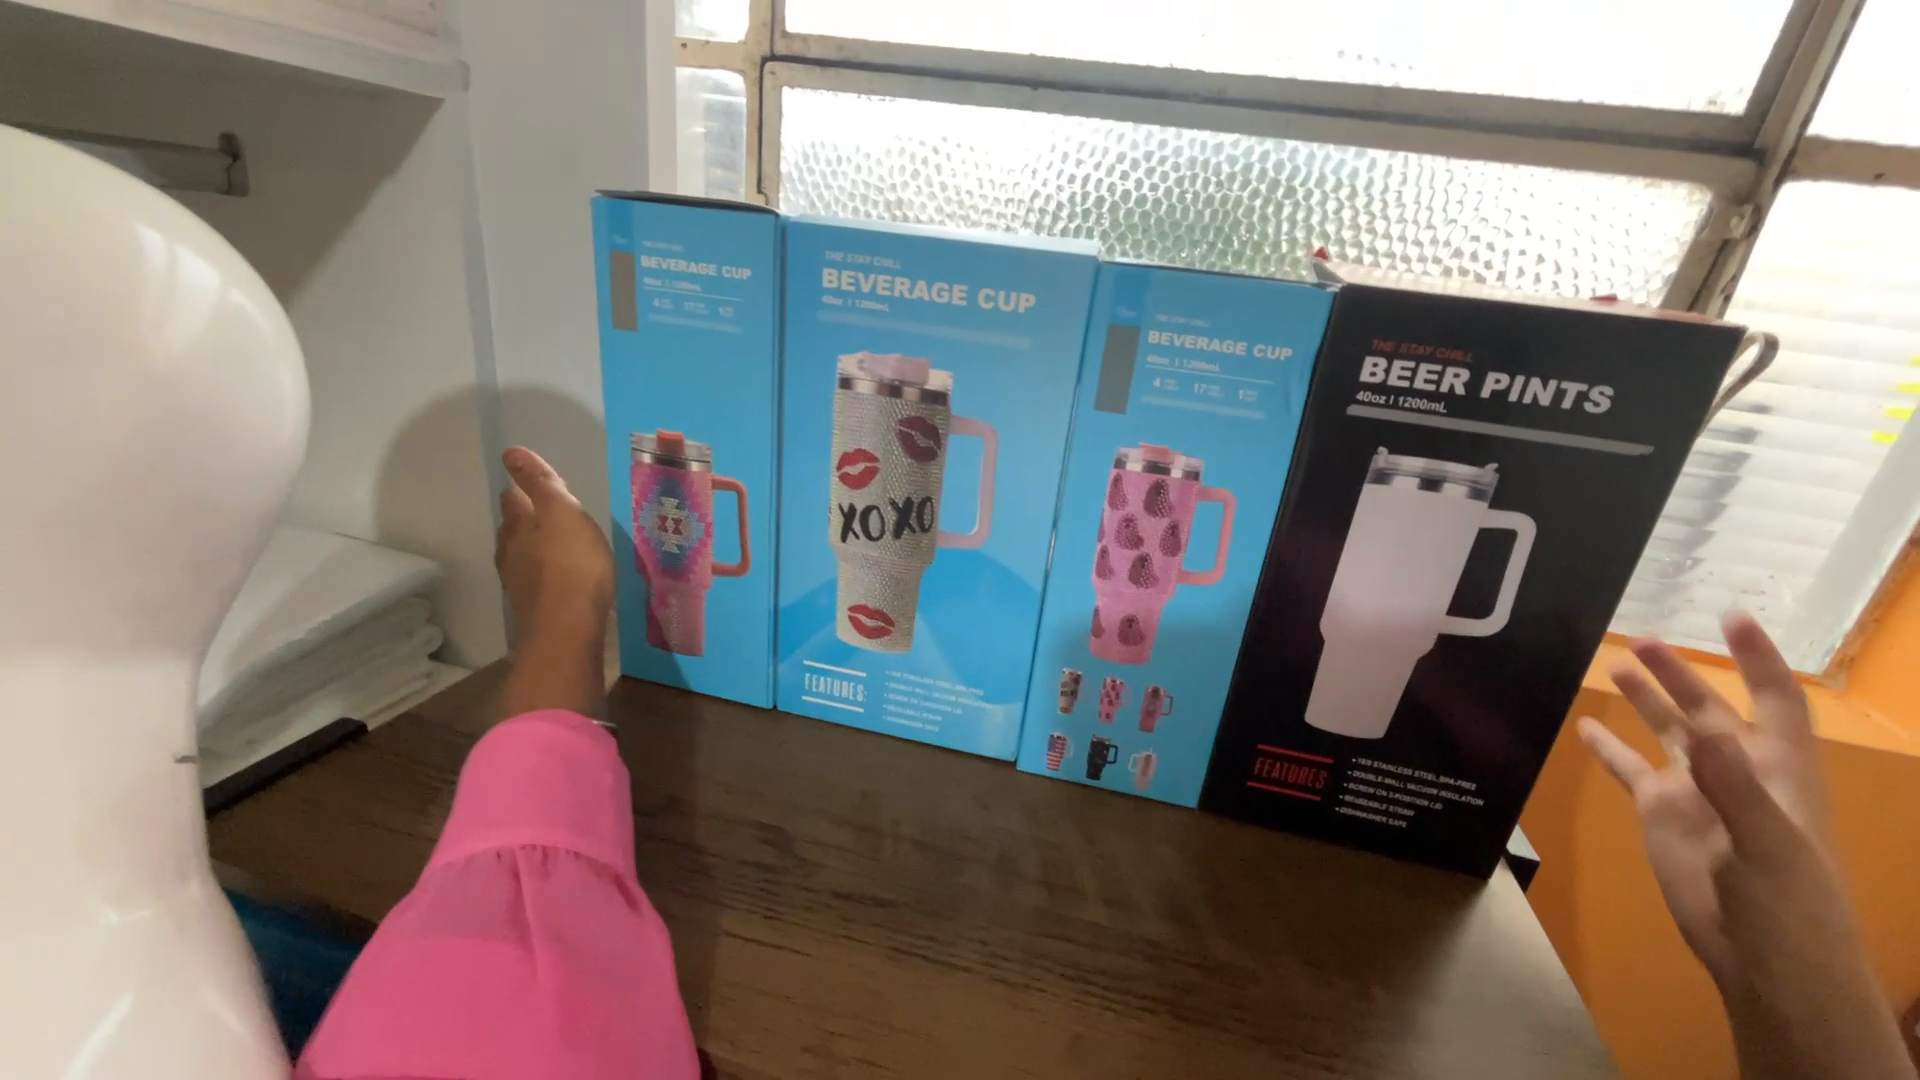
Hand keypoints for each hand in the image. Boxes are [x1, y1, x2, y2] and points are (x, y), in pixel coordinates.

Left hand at [495, 446, 613, 645]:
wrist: (568, 626)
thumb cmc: (573, 564)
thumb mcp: (563, 513)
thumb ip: (540, 483)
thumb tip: (510, 452)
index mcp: (518, 524)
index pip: (515, 497)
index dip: (524, 487)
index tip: (535, 483)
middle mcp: (511, 550)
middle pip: (514, 526)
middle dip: (526, 516)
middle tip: (547, 511)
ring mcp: (519, 580)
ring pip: (522, 554)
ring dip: (535, 545)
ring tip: (555, 542)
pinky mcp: (533, 605)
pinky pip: (536, 578)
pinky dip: (545, 570)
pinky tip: (559, 575)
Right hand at [1581, 613, 1911, 1079]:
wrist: (1762, 958)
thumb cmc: (1787, 902)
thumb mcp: (1768, 845)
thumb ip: (1734, 787)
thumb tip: (1704, 729)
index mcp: (1778, 770)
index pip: (1773, 701)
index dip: (1757, 659)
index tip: (1731, 617)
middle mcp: (1735, 770)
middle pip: (1708, 707)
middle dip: (1681, 672)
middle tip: (1642, 639)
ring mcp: (1694, 790)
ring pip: (1666, 730)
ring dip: (1645, 699)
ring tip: (1616, 664)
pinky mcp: (1659, 811)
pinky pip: (1628, 768)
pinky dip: (1606, 747)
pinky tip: (1583, 726)